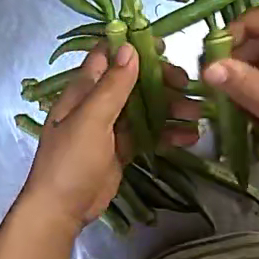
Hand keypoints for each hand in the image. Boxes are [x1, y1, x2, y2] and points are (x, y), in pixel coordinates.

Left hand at [18, 45, 202, 231]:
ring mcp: (110, 126)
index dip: (132, 47)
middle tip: (186, 85)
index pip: (108, 56)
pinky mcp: (121, 148)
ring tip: (197, 114)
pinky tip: (189, 137)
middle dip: (161, 80)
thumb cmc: (71, 161)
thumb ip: (113, 85)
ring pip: (144, 108)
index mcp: (84, 90)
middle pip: (133, 81)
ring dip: (170, 108)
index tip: (163, 48)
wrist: (61, 211)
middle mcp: (97, 103)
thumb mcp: (92, 119)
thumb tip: (129, 47)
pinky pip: (147, 134)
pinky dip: (167, 133)